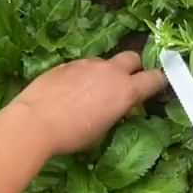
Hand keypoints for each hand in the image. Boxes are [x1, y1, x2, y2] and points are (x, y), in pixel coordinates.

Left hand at [0, 52, 165, 157]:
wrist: (35, 120)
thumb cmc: (72, 134)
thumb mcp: (102, 129)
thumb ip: (115, 110)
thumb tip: (114, 105)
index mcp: (125, 90)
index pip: (154, 78)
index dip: (157, 82)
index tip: (155, 87)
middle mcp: (109, 71)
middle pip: (132, 57)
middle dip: (134, 67)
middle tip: (126, 84)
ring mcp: (87, 63)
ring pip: (104, 62)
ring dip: (104, 73)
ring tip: (90, 92)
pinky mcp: (67, 63)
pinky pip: (83, 66)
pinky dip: (83, 75)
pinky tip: (69, 91)